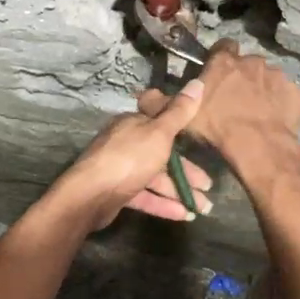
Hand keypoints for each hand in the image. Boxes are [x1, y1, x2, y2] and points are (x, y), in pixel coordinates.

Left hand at [54, 80, 213, 231]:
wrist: (91, 194)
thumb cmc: (129, 158)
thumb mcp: (159, 132)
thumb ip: (179, 112)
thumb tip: (198, 82)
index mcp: (132, 125)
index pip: (162, 124)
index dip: (183, 134)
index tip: (202, 145)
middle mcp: (125, 144)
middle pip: (161, 156)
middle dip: (187, 172)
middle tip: (209, 186)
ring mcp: (121, 169)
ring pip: (155, 179)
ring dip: (179, 191)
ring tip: (203, 207)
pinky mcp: (117, 192)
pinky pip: (145, 196)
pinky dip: (164, 204)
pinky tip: (183, 215)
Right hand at [137, 42, 299, 159]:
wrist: (258, 147)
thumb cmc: (216, 128)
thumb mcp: (181, 117)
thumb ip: (159, 103)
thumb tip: (142, 95)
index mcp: (224, 62)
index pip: (223, 47)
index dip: (219, 59)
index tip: (215, 75)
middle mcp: (252, 62)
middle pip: (245, 64)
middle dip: (240, 77)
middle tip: (231, 101)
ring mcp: (278, 77)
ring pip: (267, 79)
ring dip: (261, 90)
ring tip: (254, 113)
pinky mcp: (296, 94)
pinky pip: (287, 96)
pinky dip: (280, 105)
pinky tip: (273, 120)